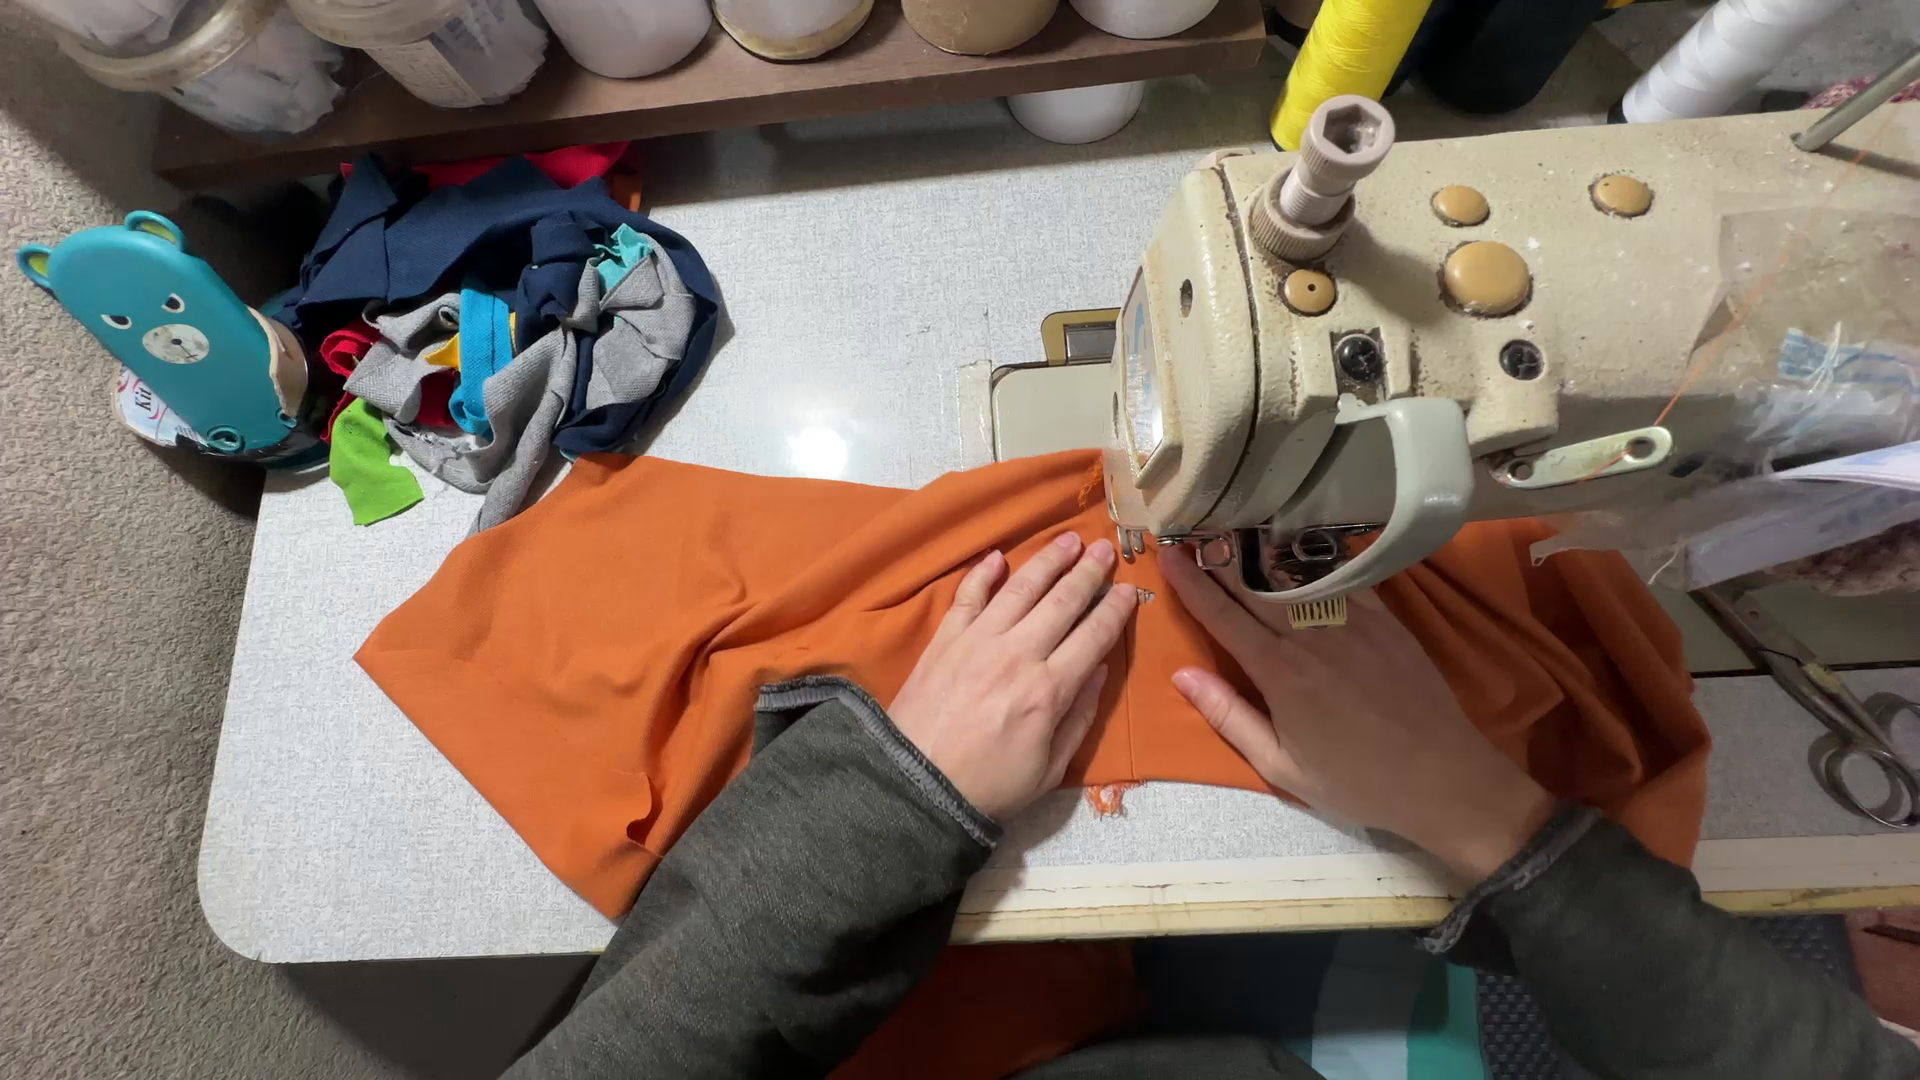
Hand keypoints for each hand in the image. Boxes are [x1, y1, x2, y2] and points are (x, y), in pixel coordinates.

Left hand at [889, 534, 1137, 820]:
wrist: (917, 785)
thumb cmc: (989, 784)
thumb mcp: (1050, 768)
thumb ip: (1080, 717)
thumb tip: (1100, 670)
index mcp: (1049, 690)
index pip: (1093, 636)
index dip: (1115, 610)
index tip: (1129, 590)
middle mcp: (1017, 654)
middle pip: (1062, 602)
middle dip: (1088, 573)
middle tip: (1105, 548)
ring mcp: (978, 640)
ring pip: (1020, 588)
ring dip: (1047, 561)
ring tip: (1068, 540)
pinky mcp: (945, 638)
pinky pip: (968, 596)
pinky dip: (983, 574)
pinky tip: (998, 557)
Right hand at [1158, 549, 1555, 882]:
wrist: (1448, 781)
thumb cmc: (1356, 780)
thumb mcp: (1281, 766)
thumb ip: (1229, 717)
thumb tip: (1182, 675)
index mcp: (1280, 673)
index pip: (1222, 616)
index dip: (1191, 583)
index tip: (1167, 556)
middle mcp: (1311, 636)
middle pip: (1252, 584)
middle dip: (1215, 556)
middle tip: (1190, 530)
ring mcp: (1352, 622)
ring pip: (1293, 573)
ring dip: (1256, 550)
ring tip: (1230, 530)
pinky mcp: (1385, 619)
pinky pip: (1340, 577)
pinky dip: (1311, 558)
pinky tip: (1294, 543)